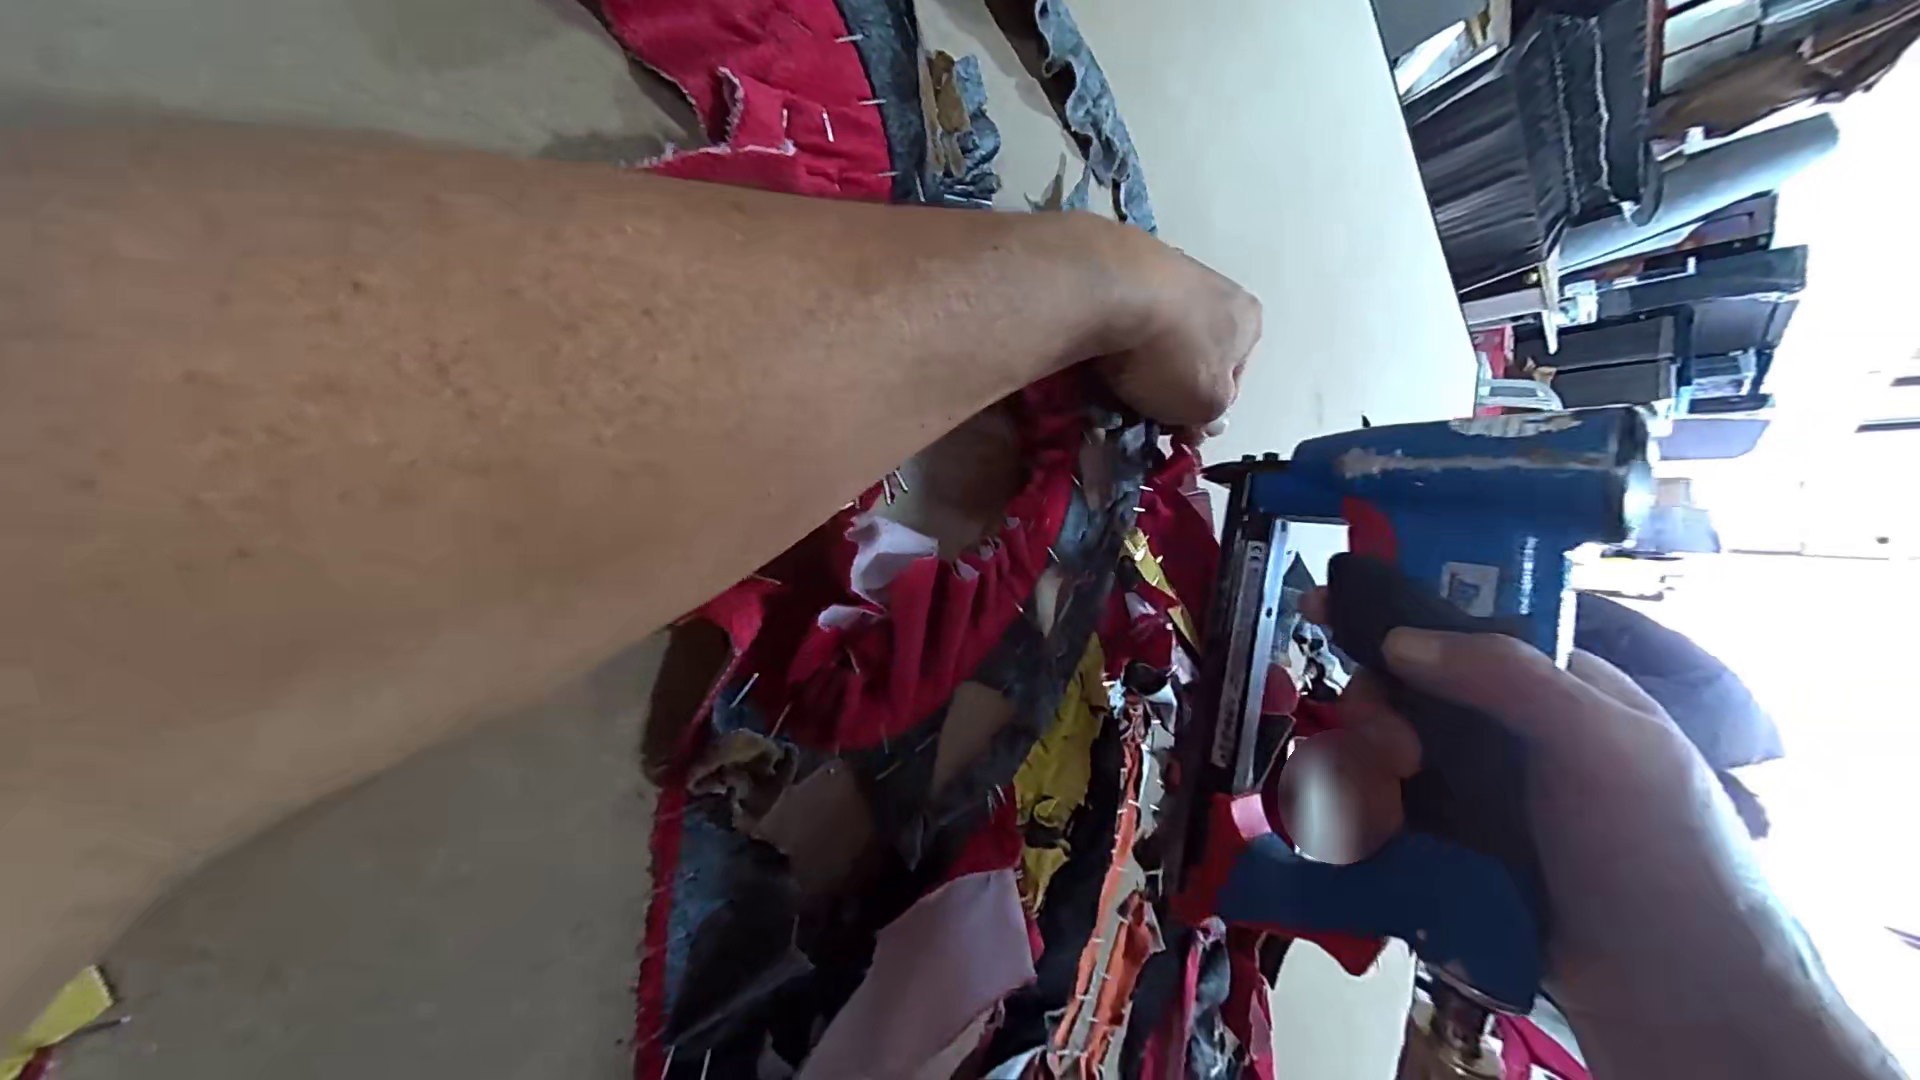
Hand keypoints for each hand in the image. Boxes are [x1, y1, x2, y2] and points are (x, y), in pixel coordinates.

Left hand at [1068, 214, 1261, 429]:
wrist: (1111, 292)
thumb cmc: (1173, 354)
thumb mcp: (1205, 404)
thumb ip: (1210, 414)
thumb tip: (1202, 418)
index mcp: (1247, 320)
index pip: (1230, 381)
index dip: (1200, 414)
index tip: (1174, 433)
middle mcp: (1214, 288)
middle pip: (1189, 358)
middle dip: (1163, 390)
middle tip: (1137, 415)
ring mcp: (1165, 274)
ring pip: (1150, 341)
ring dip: (1131, 370)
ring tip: (1106, 392)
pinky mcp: (1118, 270)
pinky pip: (1117, 323)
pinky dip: (1106, 346)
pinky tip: (1088, 362)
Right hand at [1354, 629, 1749, 1013]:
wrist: (1673, 1002)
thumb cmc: (1662, 857)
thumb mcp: (1609, 747)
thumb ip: (1510, 676)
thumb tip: (1399, 641)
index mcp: (1531, 684)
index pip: (1441, 626)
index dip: (1380, 613)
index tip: (1318, 608)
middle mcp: (1480, 725)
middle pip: (1381, 689)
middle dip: (1371, 720)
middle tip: (1399, 759)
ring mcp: (1449, 780)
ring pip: (1358, 749)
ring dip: (1360, 781)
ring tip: (1396, 821)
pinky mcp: (1425, 832)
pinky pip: (1358, 805)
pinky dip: (1354, 820)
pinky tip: (1376, 843)